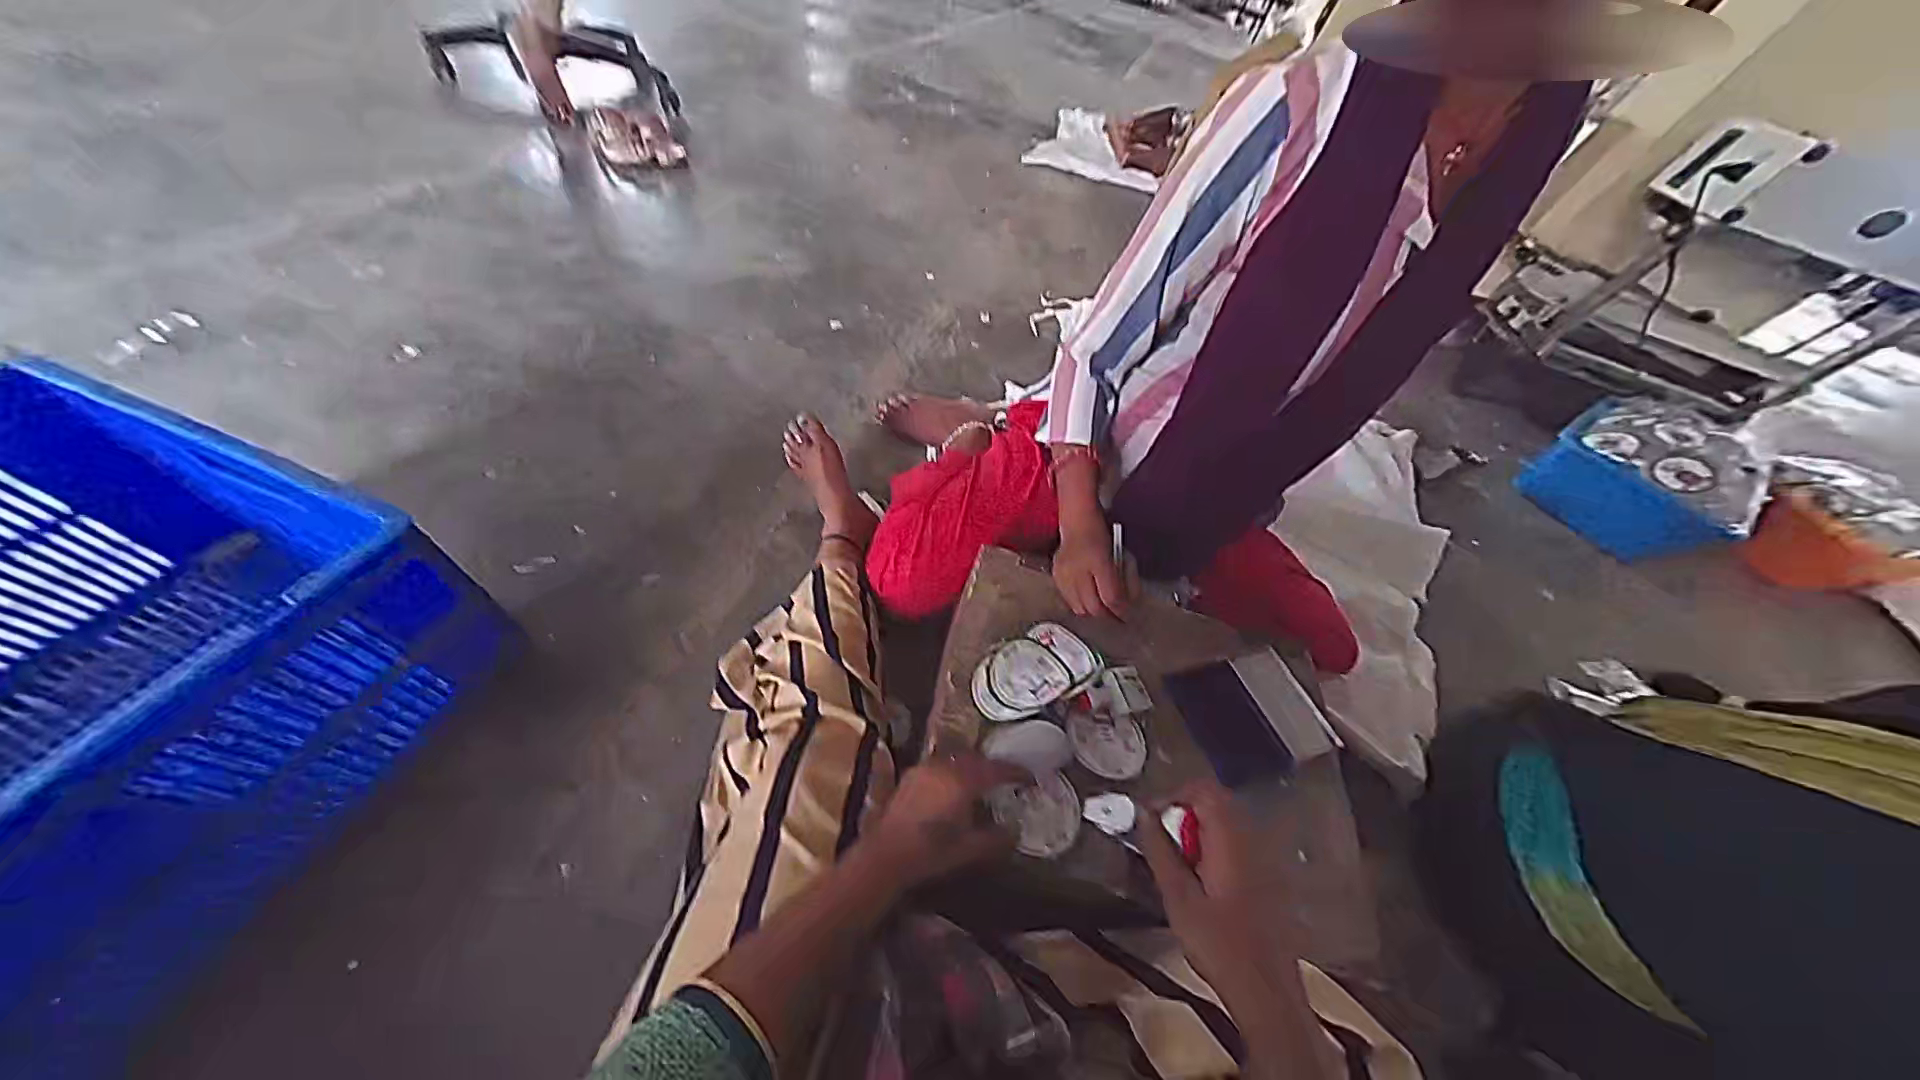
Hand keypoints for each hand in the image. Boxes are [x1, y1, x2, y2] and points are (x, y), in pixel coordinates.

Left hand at [859, 754, 1026, 890]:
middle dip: (993, 766)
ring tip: (981, 781)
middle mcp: (944, 767)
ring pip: (956, 758)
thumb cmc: (930, 853)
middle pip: (975, 758)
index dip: (1014, 772)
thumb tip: (1015, 829)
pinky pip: (940, 764)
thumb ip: (996, 838)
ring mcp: (925, 768)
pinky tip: (953, 786)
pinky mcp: (911, 774)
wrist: (886, 854)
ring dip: (972, 766)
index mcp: (962, 782)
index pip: (995, 769)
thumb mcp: (969, 850)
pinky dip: (953, 770)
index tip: (1028, 777)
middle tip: (1006, 778)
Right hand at [1053, 526, 1136, 619]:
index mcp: (1100, 563)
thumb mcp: (1124, 557)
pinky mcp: (1056, 577)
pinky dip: (1080, 603)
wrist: (1078, 523)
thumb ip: (1129, 581)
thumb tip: (1130, 603)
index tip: (1126, 616)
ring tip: (1100, 607)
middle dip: (1107, 615)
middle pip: (1093, 608)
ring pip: (1079, 608)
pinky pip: (1069, 600)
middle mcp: (1079, 571)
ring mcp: (1064, 575)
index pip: (1110, 598)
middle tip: (1115, 615)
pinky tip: (1086, 597)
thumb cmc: (1104, 538)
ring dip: (1092, 611)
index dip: (1120, 610)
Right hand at [1136, 781, 1275, 996]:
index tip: (1151, 817)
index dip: (1173, 794)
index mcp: (1231, 840)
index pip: (1204, 790)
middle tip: (1162, 840)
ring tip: (1180, 862)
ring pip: (1229, 822)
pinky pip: (1239, 842)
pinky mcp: (1270, 877)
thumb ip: (1160, 850)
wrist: (1266, 993)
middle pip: (1217, 801)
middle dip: (1185, 811)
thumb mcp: (1177, 897)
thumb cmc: (1218, 944)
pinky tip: (1204, 879)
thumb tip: (1143, 813)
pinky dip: (1216, 846)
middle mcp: (1254, 840)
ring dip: (1200, 829)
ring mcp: (1266, 859)